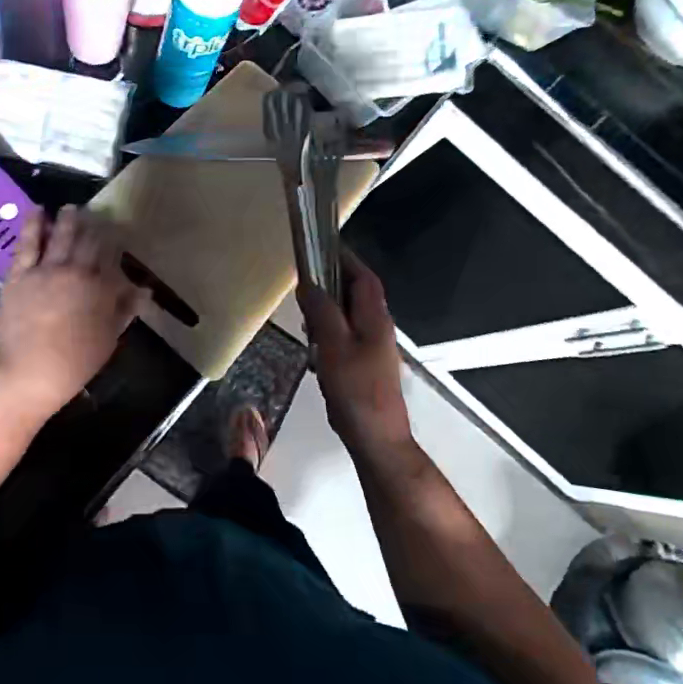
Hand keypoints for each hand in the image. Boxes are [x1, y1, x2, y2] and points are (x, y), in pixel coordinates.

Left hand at [0, 205, 145, 416]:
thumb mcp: (108, 339)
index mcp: (101, 290)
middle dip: (95, 226)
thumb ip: (124, 310)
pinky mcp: (19, 274)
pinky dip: (33, 225)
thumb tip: (144, 290)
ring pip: (61, 237)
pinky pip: (27, 243)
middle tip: (97, 214)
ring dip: (68, 219)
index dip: (115, 244)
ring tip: (72, 207)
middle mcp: (77, 273)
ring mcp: (46, 271)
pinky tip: (37, 210)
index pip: (111, 259)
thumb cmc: (74, 363)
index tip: (118, 232)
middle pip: (88, 242)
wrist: (27, 372)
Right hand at [298, 252, 409, 449]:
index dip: (345, 258)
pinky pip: (345, 336)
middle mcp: (378, 328)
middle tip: (304, 282)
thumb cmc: (356, 390)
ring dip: (328, 309)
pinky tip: (314, 346)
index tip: (322, 246)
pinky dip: (328, 332)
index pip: (364, 277)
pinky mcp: (364, 364)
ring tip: (305, 314)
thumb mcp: (334, 347)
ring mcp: (373, 348)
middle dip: (331, 283)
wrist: (376, 438)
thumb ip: (322, 313)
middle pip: (356, 293)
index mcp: (375, 318)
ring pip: (349, 316)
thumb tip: (308, 284)